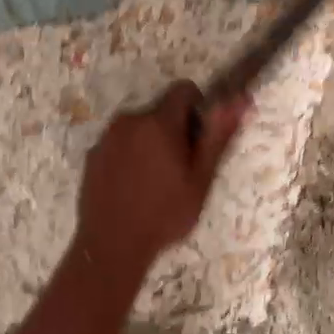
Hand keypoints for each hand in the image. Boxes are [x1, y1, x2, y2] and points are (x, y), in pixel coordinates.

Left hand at [74, 80, 247, 274]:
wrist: (112, 244)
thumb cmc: (164, 214)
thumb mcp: (200, 179)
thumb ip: (218, 137)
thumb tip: (240, 100)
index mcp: (159, 122)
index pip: (184, 90)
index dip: (197, 109)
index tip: (198, 139)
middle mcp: (129, 120)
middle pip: (160, 111)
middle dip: (173, 131)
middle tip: (179, 170)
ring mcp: (106, 138)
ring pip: (138, 129)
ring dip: (150, 144)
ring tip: (154, 183)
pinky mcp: (92, 155)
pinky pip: (119, 145)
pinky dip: (128, 157)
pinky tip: (131, 188)